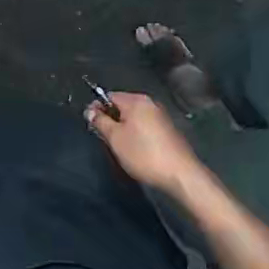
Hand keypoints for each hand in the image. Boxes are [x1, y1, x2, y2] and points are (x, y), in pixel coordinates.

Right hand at [85, 92, 205, 194]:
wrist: (179, 173)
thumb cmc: (143, 153)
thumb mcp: (115, 138)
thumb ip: (100, 121)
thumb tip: (90, 110)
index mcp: (137, 101)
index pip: (109, 96)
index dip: (97, 108)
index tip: (90, 124)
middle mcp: (150, 103)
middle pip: (122, 106)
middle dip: (110, 120)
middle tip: (103, 138)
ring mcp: (160, 116)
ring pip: (133, 117)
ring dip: (122, 128)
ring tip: (118, 147)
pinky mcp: (166, 130)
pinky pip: (144, 126)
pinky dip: (136, 134)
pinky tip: (135, 150)